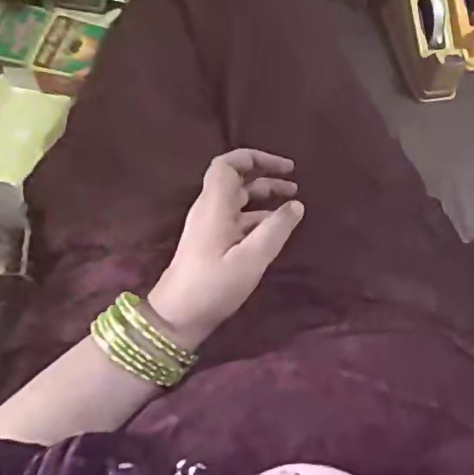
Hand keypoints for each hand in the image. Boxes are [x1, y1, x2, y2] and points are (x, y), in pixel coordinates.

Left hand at [147, 149, 303, 348]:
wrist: (177, 316)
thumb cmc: (213, 286)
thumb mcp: (251, 259)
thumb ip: (276, 229)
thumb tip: (296, 204)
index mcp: (215, 206)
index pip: (227, 164)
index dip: (254, 158)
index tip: (284, 167)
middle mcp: (210, 209)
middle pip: (236, 179)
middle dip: (266, 176)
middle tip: (295, 182)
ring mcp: (210, 226)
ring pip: (239, 199)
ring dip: (265, 196)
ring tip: (292, 202)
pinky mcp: (212, 242)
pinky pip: (238, 218)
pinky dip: (259, 216)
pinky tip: (277, 227)